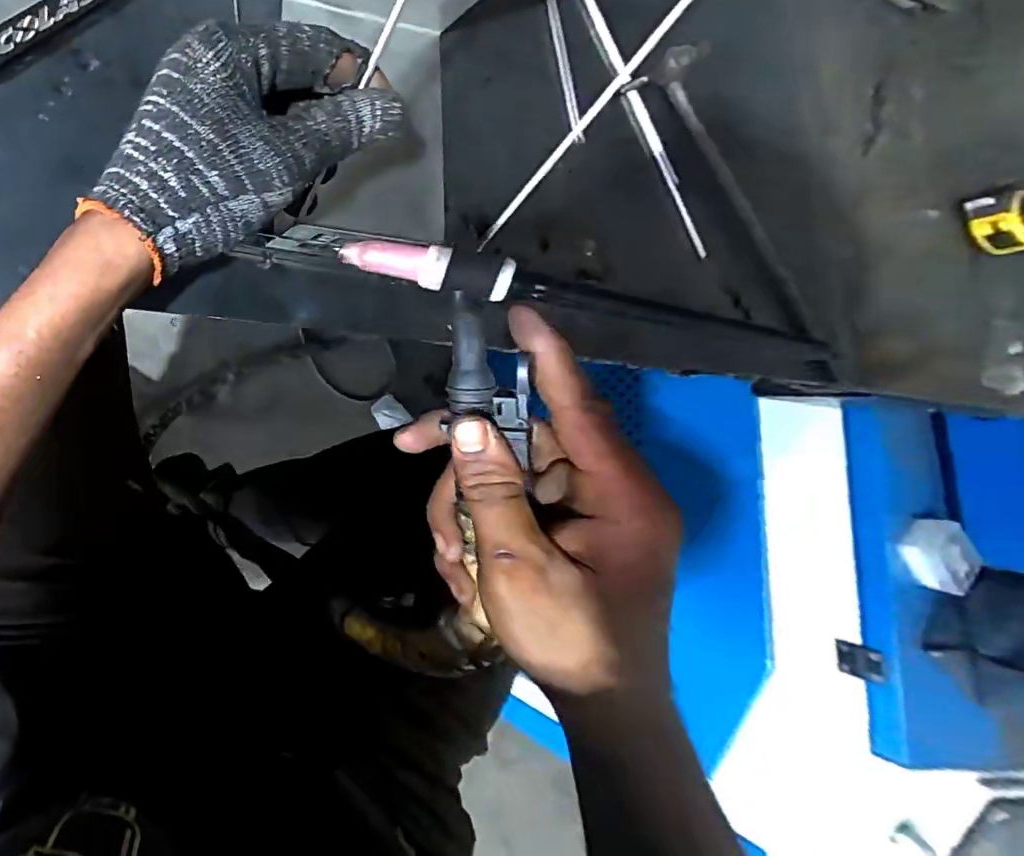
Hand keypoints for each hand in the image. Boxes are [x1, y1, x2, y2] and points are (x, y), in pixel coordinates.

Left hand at [82, 20, 406, 283]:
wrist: (135, 231)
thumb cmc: (210, 187)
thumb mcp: (285, 158)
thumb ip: (342, 127)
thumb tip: (391, 107)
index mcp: (231, 46)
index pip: (316, 47)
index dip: (358, 78)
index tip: (383, 113)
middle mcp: (211, 54)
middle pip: (293, 73)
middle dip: (324, 116)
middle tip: (339, 156)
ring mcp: (196, 85)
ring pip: (272, 100)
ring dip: (298, 137)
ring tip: (305, 176)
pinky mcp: (190, 115)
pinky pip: (247, 117)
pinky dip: (270, 143)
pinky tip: (277, 176)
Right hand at [395, 306, 681, 696]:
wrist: (606, 710)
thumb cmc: (575, 642)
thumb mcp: (518, 567)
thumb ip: (491, 491)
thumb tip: (468, 425)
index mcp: (618, 491)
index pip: (577, 403)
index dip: (545, 354)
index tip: (517, 313)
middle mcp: (605, 487)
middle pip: (520, 436)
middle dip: (462, 454)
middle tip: (406, 447)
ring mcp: (585, 506)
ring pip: (504, 469)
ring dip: (462, 504)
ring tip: (450, 561)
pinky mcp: (565, 524)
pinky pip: (509, 498)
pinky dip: (476, 523)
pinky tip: (464, 567)